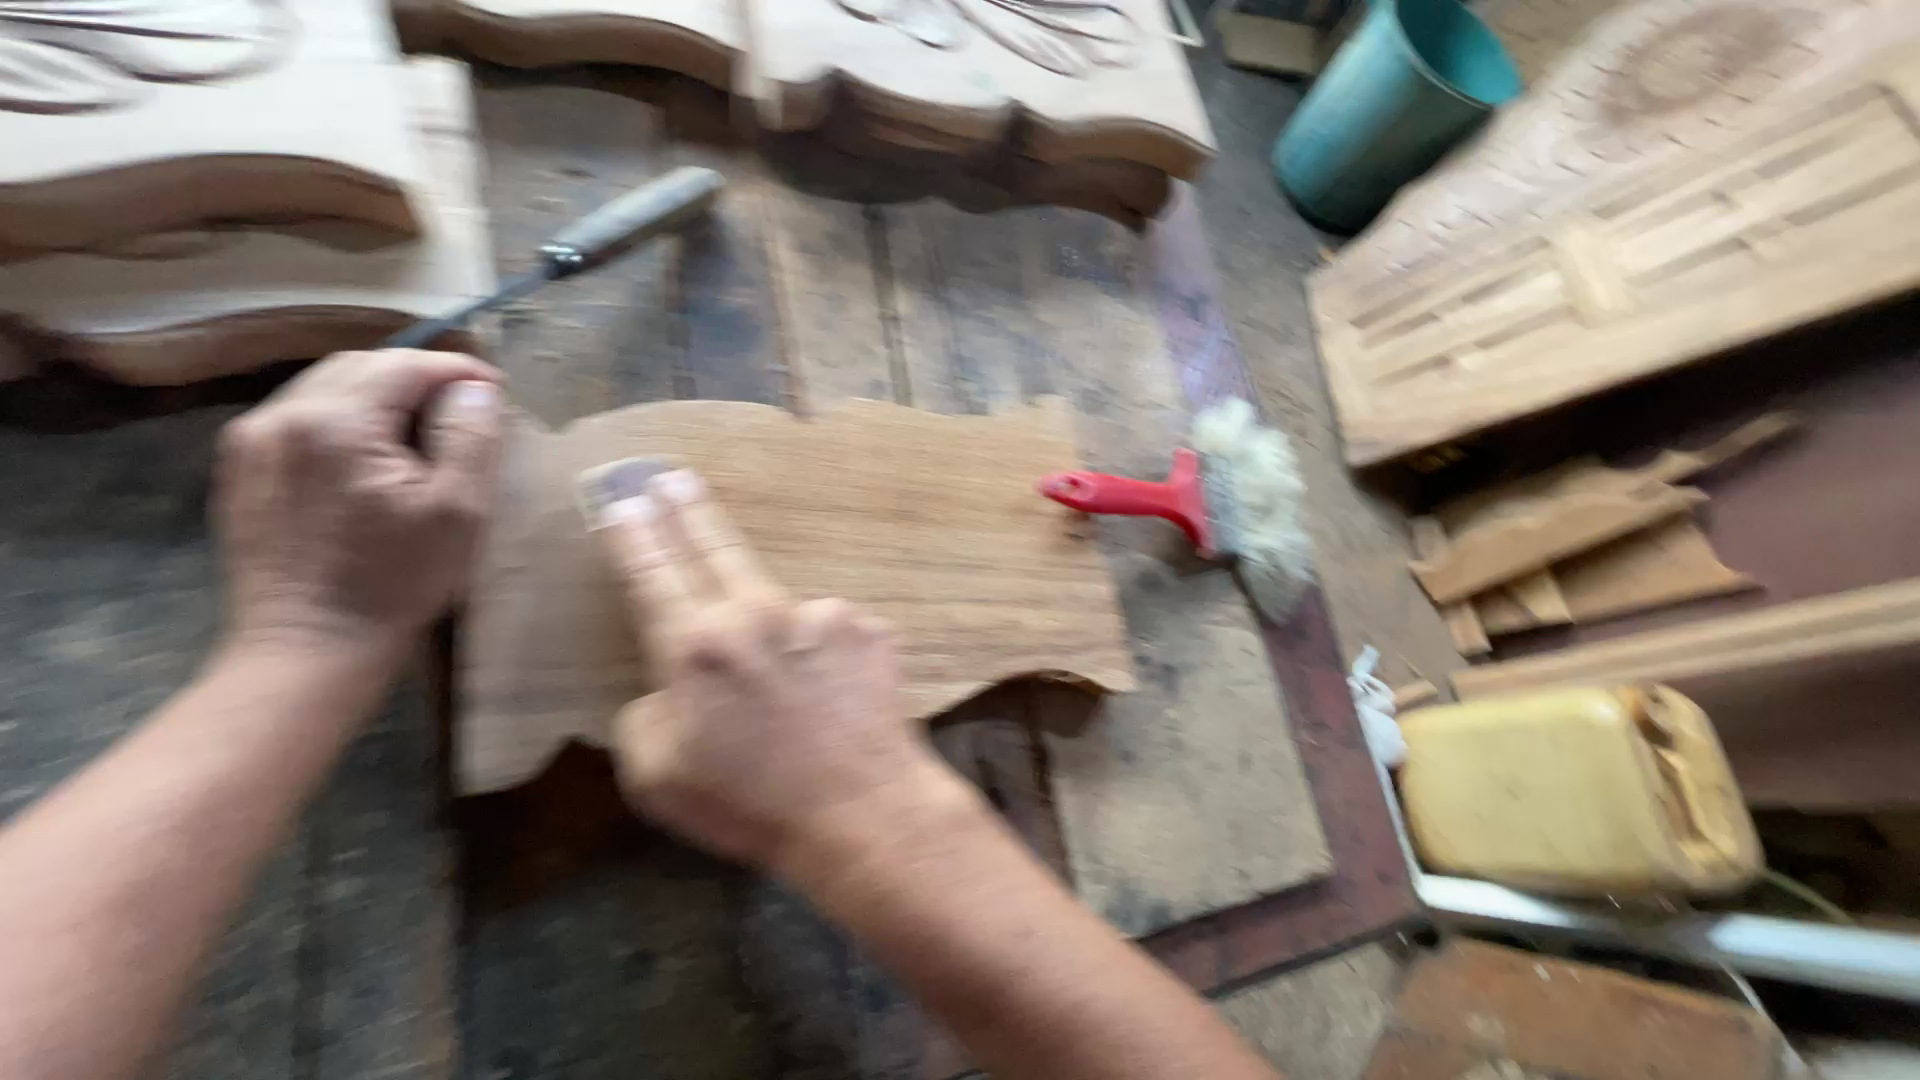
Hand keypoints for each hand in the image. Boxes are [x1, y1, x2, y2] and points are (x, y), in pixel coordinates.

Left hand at [214, 349, 503, 659]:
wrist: (311, 646)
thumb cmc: (397, 581)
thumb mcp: (459, 511)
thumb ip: (471, 438)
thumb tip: (477, 390)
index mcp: (336, 422)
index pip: (405, 365)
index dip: (458, 371)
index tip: (497, 392)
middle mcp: (281, 417)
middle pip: (361, 367)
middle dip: (418, 378)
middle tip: (464, 409)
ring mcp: (252, 443)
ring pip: (327, 389)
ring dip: (381, 397)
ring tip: (423, 431)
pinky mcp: (242, 470)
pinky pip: (301, 419)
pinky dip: (347, 420)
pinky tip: (373, 456)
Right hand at [595, 468, 958, 873]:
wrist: (862, 813)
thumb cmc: (750, 803)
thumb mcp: (657, 775)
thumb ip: (647, 714)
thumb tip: (670, 687)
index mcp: (696, 644)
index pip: (653, 571)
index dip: (634, 535)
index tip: (624, 502)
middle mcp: (759, 612)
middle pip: (715, 546)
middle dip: (688, 509)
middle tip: (673, 478)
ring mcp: (822, 614)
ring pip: (782, 611)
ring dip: (776, 637)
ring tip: (789, 696)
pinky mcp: (870, 629)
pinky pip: (833, 638)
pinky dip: (826, 664)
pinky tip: (836, 704)